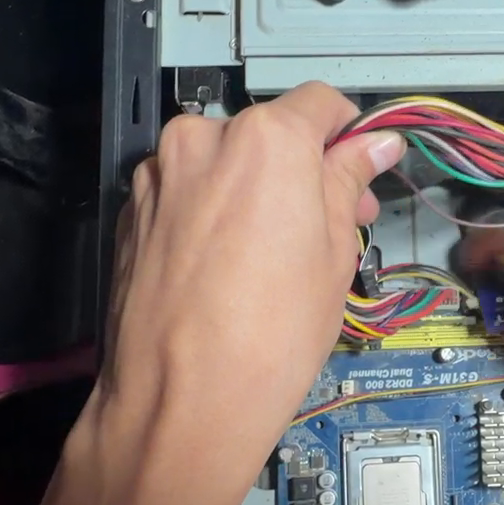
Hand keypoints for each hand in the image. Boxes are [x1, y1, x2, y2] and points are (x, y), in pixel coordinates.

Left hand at [71, 82, 401, 504]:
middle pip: (268, 134)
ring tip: (273, 252)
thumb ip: (348, 183)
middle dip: (302, 169)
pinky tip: (226, 266)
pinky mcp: (128, 210)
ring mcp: (156, 173)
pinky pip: (186, 191)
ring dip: (255, 189)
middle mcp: (203, 138)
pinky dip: (213, 210)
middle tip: (329, 223)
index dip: (349, 135)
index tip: (359, 171)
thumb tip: (375, 145)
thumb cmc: (277, 331)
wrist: (182, 402)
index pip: (319, 103)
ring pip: (224, 163)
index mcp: (267, 140)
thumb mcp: (335, 254)